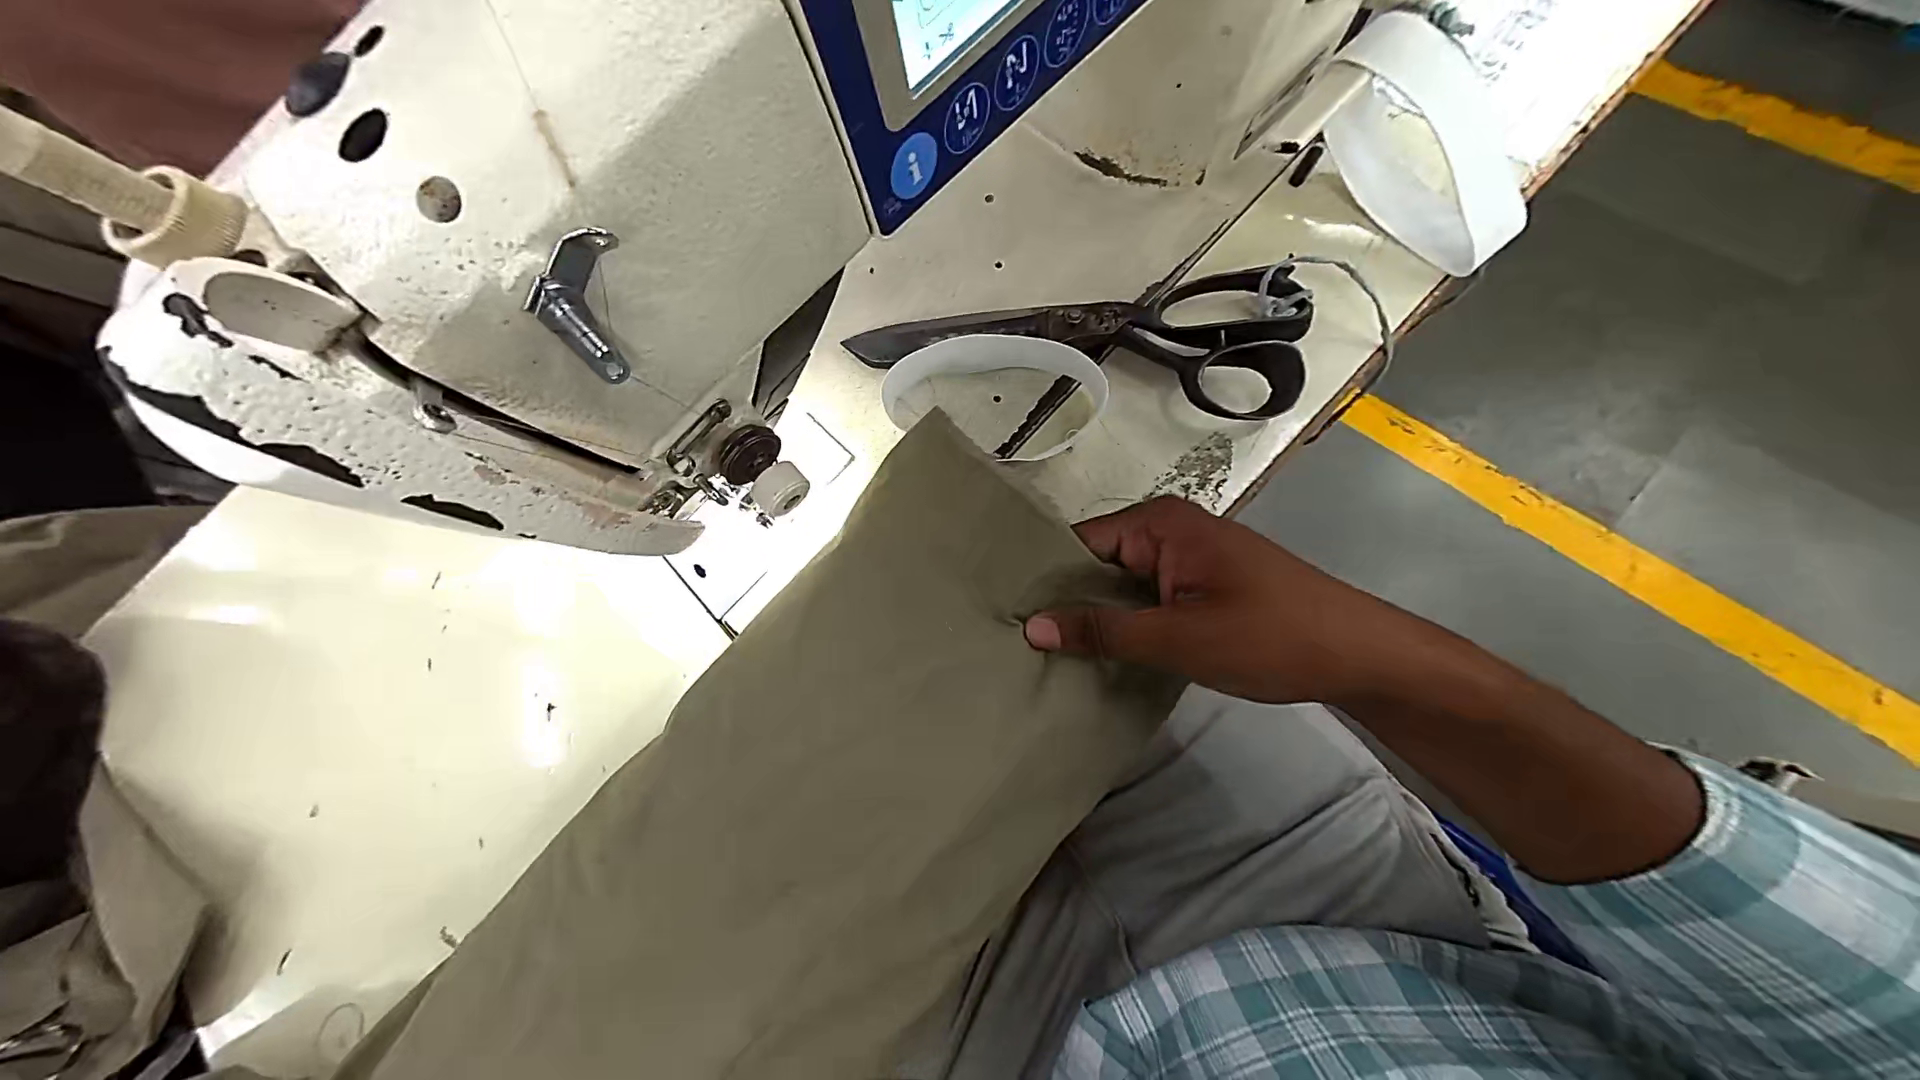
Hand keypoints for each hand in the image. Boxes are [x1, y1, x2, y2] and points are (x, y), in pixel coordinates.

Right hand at [1025, 496, 1432, 705]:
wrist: (1360, 655)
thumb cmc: (1270, 636)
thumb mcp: (1178, 638)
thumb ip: (1103, 631)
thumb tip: (1031, 627)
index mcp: (1160, 523)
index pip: (1078, 542)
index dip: (1045, 579)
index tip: (1007, 615)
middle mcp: (1168, 528)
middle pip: (1096, 560)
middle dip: (1067, 600)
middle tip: (1020, 641)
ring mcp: (1185, 556)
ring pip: (1120, 582)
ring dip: (1096, 615)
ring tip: (1049, 651)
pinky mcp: (1198, 582)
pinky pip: (1144, 595)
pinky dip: (1125, 621)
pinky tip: (1100, 651)